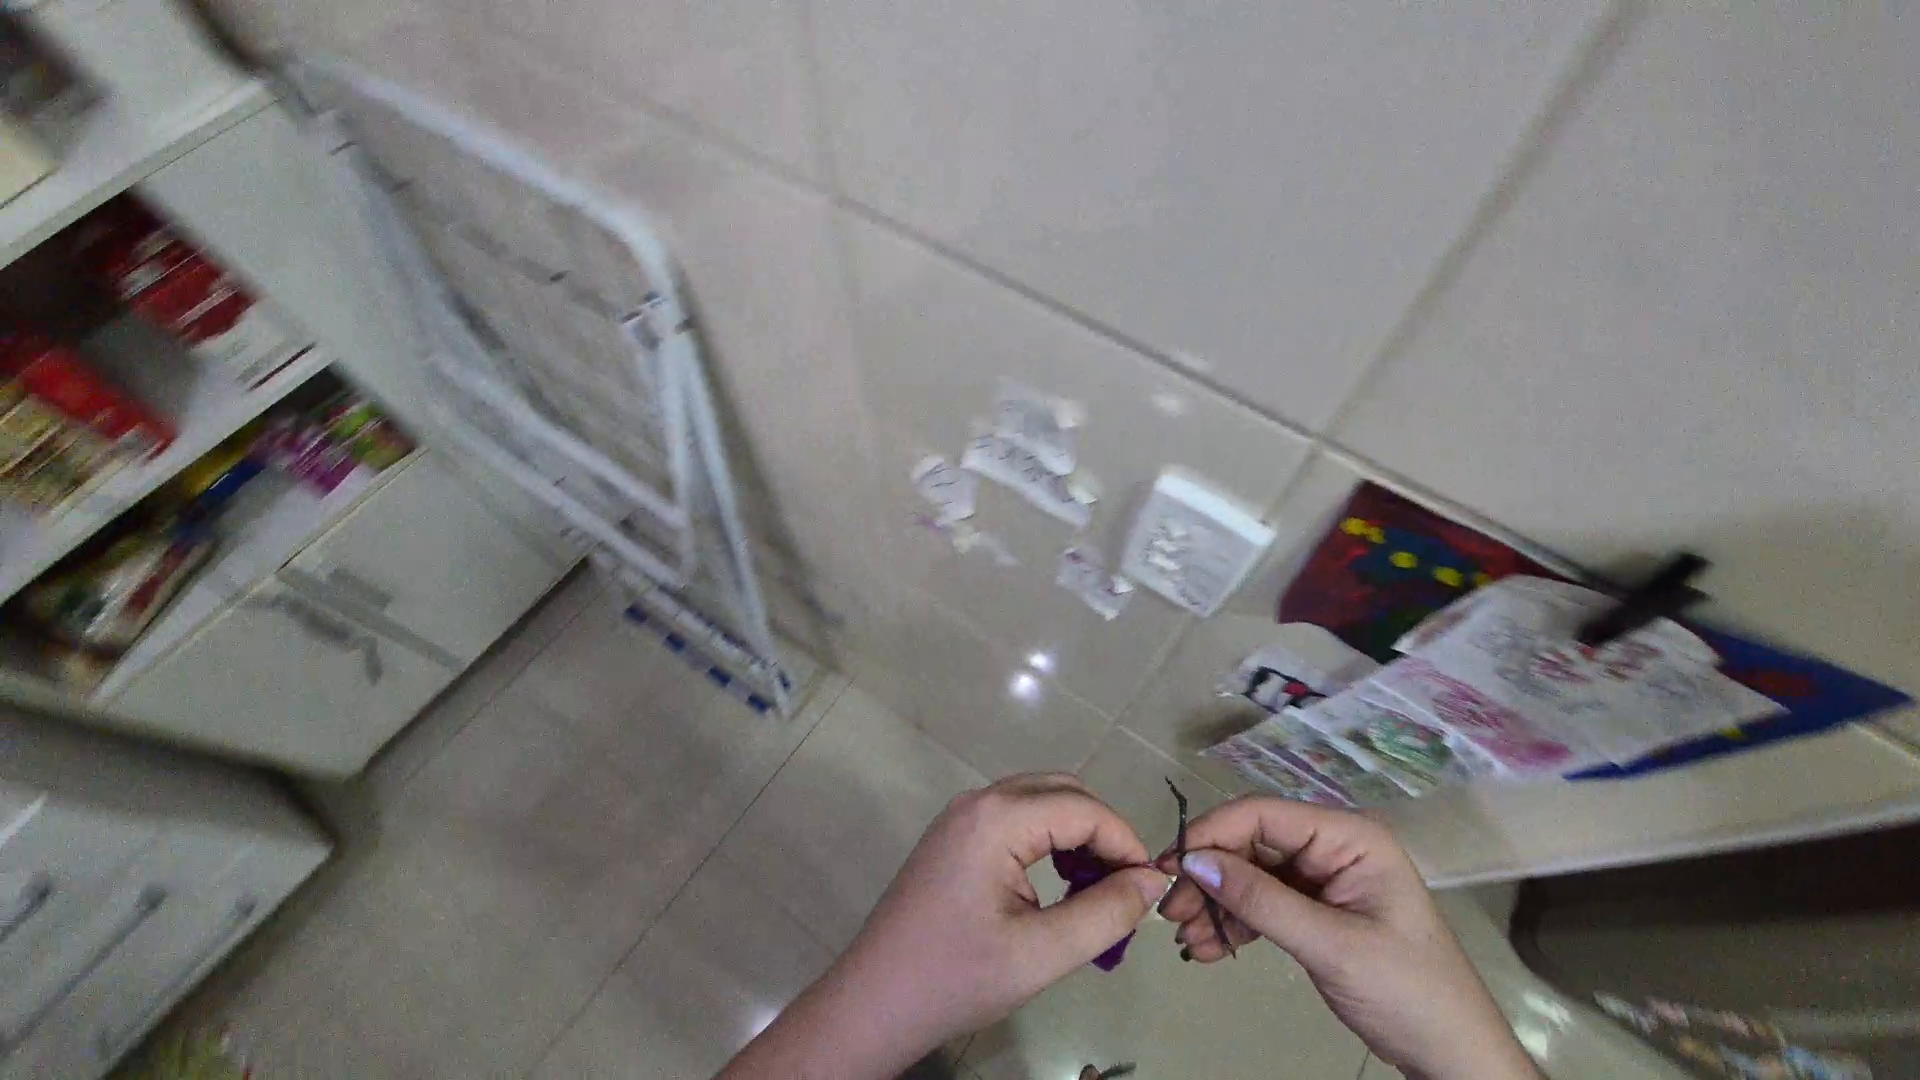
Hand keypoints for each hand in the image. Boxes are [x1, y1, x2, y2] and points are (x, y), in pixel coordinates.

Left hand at [718, 774, 1167, 1079]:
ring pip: (1040, 800)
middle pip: (1062, 791)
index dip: (1125, 843)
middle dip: (1102, 832)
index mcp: (997, 818)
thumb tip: (1152, 882)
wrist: (875, 1001)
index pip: (1083, 808)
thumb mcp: (1041, 954)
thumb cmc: (957, 978)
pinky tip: (1059, 883)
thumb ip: (1106, 913)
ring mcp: (962, 814)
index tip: (1151, 888)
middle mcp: (979, 800)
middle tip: (1127, 887)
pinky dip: (1048, 839)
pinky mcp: (955, 834)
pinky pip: (1016, 817)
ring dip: (1077, 834)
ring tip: (1098, 889)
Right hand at [1158, 798, 1539, 1079]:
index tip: (1170, 866)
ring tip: (1187, 939)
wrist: (1454, 1060)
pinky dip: (1233, 925)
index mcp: (1347, 837)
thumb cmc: (1409, 993)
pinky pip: (1260, 905)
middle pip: (1250, 844)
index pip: (1262, 814)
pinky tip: (1208, 949)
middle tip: (1172, 912)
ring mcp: (1321, 879)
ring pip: (1248, 875)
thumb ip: (1261, 900)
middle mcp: (1330, 848)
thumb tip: (1193, 863)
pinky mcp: (1313, 910)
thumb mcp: (1331, 946)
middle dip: (1209, 877)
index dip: (1212, 834)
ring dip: (1215, 905)